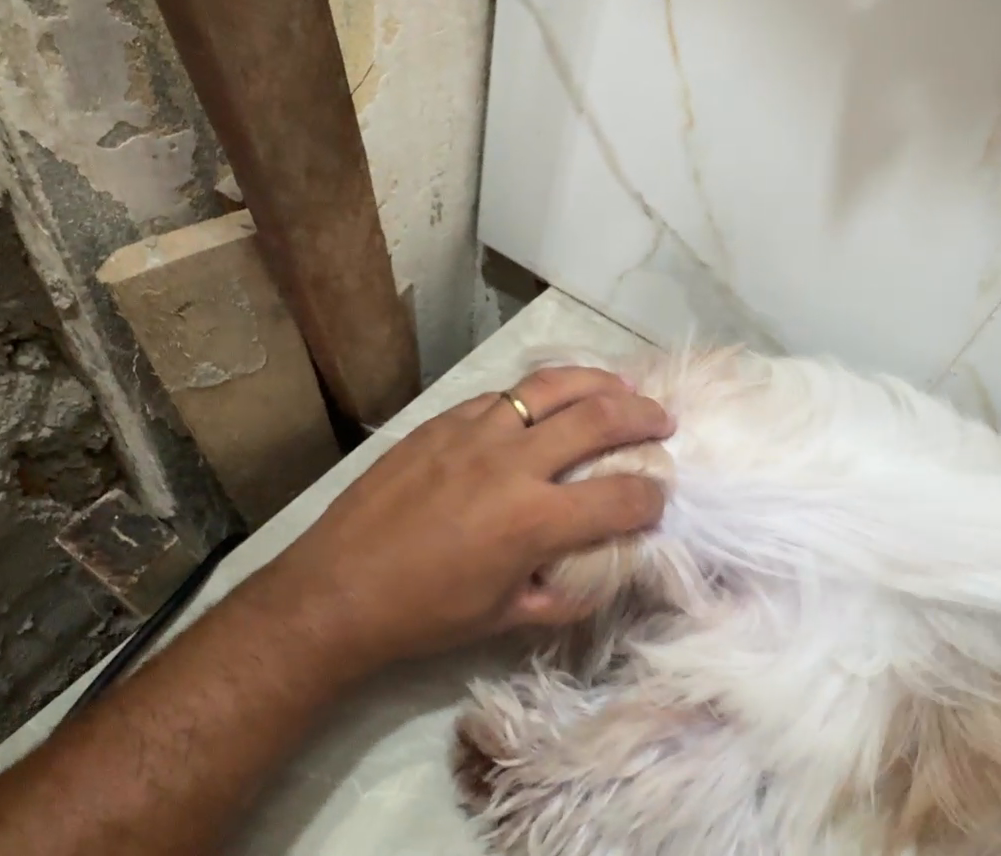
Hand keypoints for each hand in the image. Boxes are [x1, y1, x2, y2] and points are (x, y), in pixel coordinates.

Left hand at [260, 366, 673, 674]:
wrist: (336, 590)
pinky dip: (539, 394)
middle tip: (664, 422)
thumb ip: (565, 595)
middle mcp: (513, 463)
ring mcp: (476, 432)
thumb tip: (604, 574)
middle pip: (599, 419)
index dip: (654, 496)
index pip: (621, 497)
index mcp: (533, 521)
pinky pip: (505, 395)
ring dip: (598, 383)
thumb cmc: (426, 614)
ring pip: (552, 386)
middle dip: (645, 418)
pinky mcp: (444, 421)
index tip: (661, 497)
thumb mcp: (505, 618)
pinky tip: (548, 401)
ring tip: (622, 387)